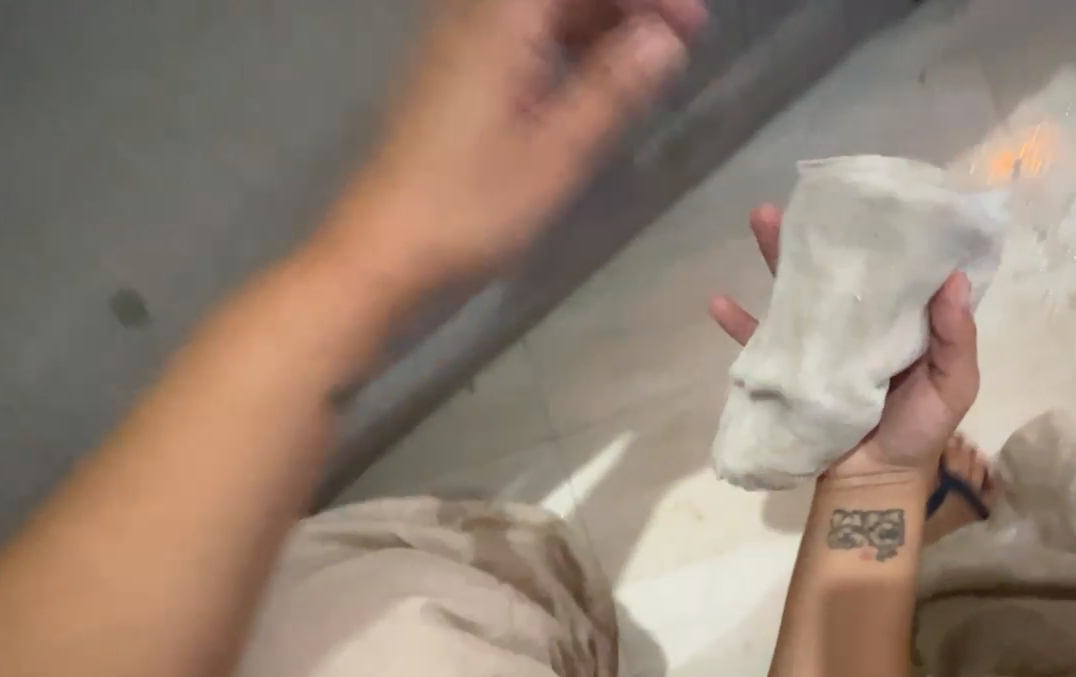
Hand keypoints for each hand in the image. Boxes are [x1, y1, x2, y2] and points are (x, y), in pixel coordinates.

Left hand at [327, 0, 704, 291]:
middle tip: (683, 38)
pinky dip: (567, 55)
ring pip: (544, 16)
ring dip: (600, 27)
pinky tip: (594, 87)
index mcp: (502, 21)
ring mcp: (464, 52)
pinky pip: (524, 45)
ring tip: (650, 62)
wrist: (384, 252)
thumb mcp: (554, 156)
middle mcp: (478, 19)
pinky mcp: (457, 86)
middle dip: (626, 4)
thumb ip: (611, 92)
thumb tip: (666, 39)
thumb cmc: (469, 209)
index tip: (691, 20)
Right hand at [709, 203, 982, 479]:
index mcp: (902, 322)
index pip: (894, 267)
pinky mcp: (792, 370)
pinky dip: (739, 325)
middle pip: (836, 271)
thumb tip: (951, 278)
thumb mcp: (953, 385)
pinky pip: (761, 344)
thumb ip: (955, 338)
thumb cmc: (920, 432)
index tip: (874, 196)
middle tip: (799, 197)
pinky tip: (718, 302)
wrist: (873, 480)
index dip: (885, 232)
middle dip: (817, 233)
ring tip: (759, 221)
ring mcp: (822, 346)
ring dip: (775, 260)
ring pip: (797, 294)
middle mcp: (860, 324)